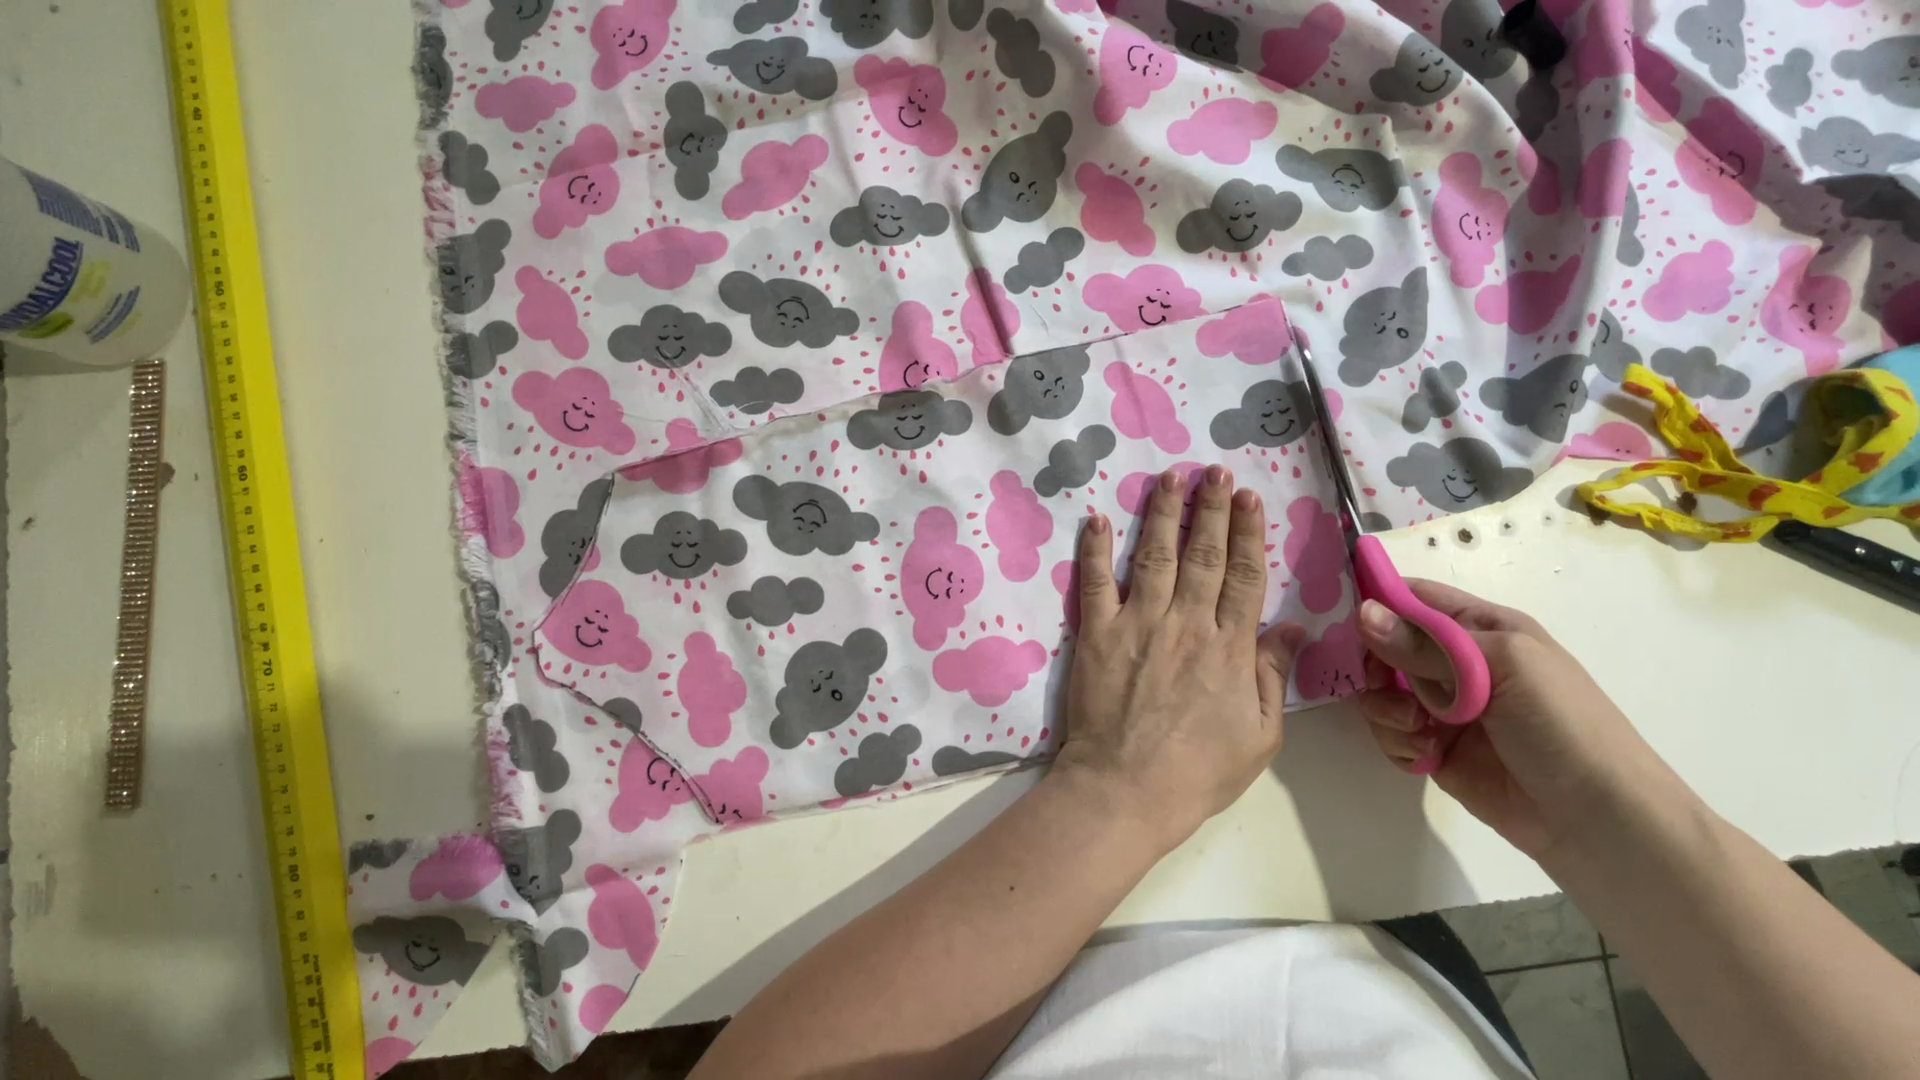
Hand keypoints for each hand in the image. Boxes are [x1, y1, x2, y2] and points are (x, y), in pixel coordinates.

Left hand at [1054, 466, 1304, 847]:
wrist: (1126, 790)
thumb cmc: (1198, 772)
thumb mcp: (1261, 735)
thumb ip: (1273, 675)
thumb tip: (1295, 627)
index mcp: (1230, 648)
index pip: (1244, 576)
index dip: (1248, 534)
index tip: (1249, 498)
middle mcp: (1186, 624)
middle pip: (1203, 555)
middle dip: (1210, 509)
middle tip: (1214, 471)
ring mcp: (1138, 624)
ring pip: (1155, 556)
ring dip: (1162, 513)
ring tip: (1169, 477)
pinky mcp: (1097, 634)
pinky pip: (1095, 583)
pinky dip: (1095, 549)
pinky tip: (1098, 518)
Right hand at [1356, 580, 1678, 860]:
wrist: (1595, 817)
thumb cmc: (1562, 724)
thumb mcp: (1500, 666)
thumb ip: (1426, 643)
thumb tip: (1362, 613)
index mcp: (1480, 628)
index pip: (1412, 597)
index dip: (1375, 600)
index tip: (1343, 616)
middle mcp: (1456, 663)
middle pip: (1383, 645)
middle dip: (1375, 664)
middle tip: (1382, 684)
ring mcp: (1442, 707)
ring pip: (1379, 691)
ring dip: (1387, 709)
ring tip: (1420, 729)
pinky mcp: (1432, 747)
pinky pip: (1389, 732)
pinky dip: (1397, 742)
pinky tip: (1426, 755)